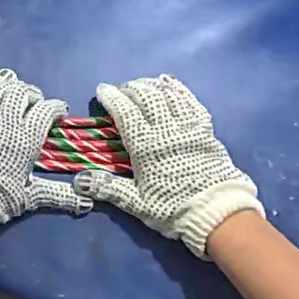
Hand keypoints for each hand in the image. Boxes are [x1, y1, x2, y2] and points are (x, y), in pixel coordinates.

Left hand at [0, 69, 89, 236]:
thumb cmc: (1, 195)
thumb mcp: (31, 195)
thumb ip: (57, 194)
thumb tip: (86, 204)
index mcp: (26, 138)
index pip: (45, 110)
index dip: (56, 107)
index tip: (59, 113)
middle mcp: (7, 124)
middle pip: (21, 94)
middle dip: (32, 94)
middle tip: (36, 103)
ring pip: (0, 92)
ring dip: (11, 88)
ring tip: (17, 92)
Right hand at [72, 75, 263, 257]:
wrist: (219, 214)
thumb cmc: (173, 208)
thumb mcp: (136, 202)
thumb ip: (107, 187)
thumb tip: (78, 181)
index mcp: (146, 146)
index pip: (125, 112)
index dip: (112, 97)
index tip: (102, 90)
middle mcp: (167, 131)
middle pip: (148, 98)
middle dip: (132, 88)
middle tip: (121, 89)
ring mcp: (189, 129)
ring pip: (169, 97)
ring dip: (154, 86)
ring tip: (143, 84)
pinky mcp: (206, 132)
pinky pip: (192, 104)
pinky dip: (180, 91)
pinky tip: (172, 86)